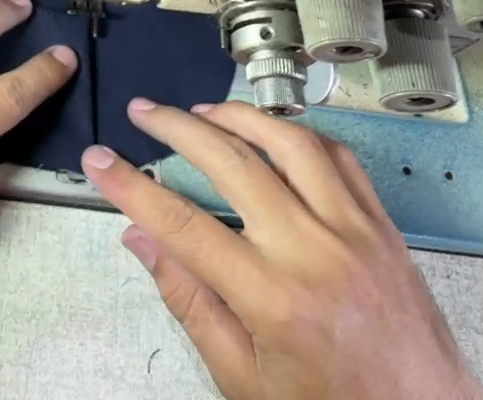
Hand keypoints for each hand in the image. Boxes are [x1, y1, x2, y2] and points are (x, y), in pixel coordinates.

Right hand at [80, 100, 482, 399]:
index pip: (183, 225)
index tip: (99, 160)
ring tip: (198, 109)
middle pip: (233, 163)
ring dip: (237, 115)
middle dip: (177, 127)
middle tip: (142, 111)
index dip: (132, 187)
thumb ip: (189, 302)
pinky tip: (268, 132)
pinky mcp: (383, 224)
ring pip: (289, 142)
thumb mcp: (244, 379)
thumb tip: (140, 240)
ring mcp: (355, 231)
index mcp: (275, 299)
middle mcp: (316, 251)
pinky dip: (295, 134)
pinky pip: (338, 156)